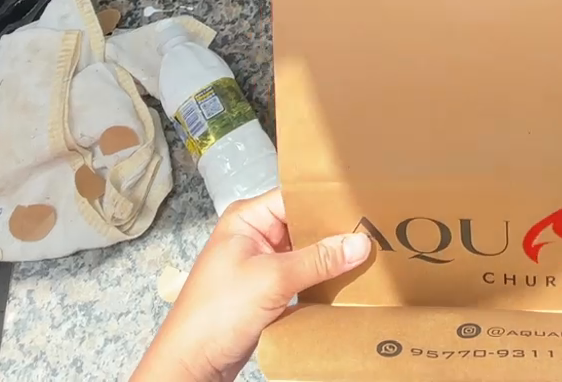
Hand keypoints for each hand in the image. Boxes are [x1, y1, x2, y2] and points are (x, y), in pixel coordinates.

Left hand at [130, 190, 370, 381]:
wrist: (189, 367)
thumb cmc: (219, 313)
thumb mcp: (273, 280)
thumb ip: (318, 260)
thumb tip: (362, 242)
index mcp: (248, 217)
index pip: (295, 197)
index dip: (327, 200)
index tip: (362, 203)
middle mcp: (254, 234)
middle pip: (302, 224)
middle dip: (332, 231)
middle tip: (372, 229)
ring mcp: (259, 263)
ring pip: (303, 252)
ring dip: (327, 257)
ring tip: (366, 252)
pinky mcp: (265, 290)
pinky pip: (299, 276)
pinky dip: (318, 278)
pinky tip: (345, 279)